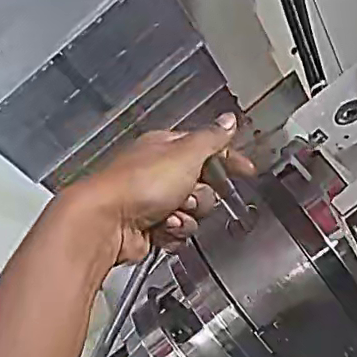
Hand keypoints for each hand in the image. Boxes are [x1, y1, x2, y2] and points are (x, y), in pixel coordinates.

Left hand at [56, 112, 256, 265]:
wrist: (109, 221)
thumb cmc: (139, 184)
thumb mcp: (185, 154)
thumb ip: (211, 140)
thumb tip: (228, 121)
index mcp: (167, 148)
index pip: (208, 151)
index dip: (229, 161)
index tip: (247, 171)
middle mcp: (161, 173)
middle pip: (205, 189)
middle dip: (202, 199)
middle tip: (186, 197)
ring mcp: (156, 201)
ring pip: (195, 215)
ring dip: (188, 218)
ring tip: (169, 216)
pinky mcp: (153, 227)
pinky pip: (181, 234)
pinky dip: (175, 234)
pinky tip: (162, 230)